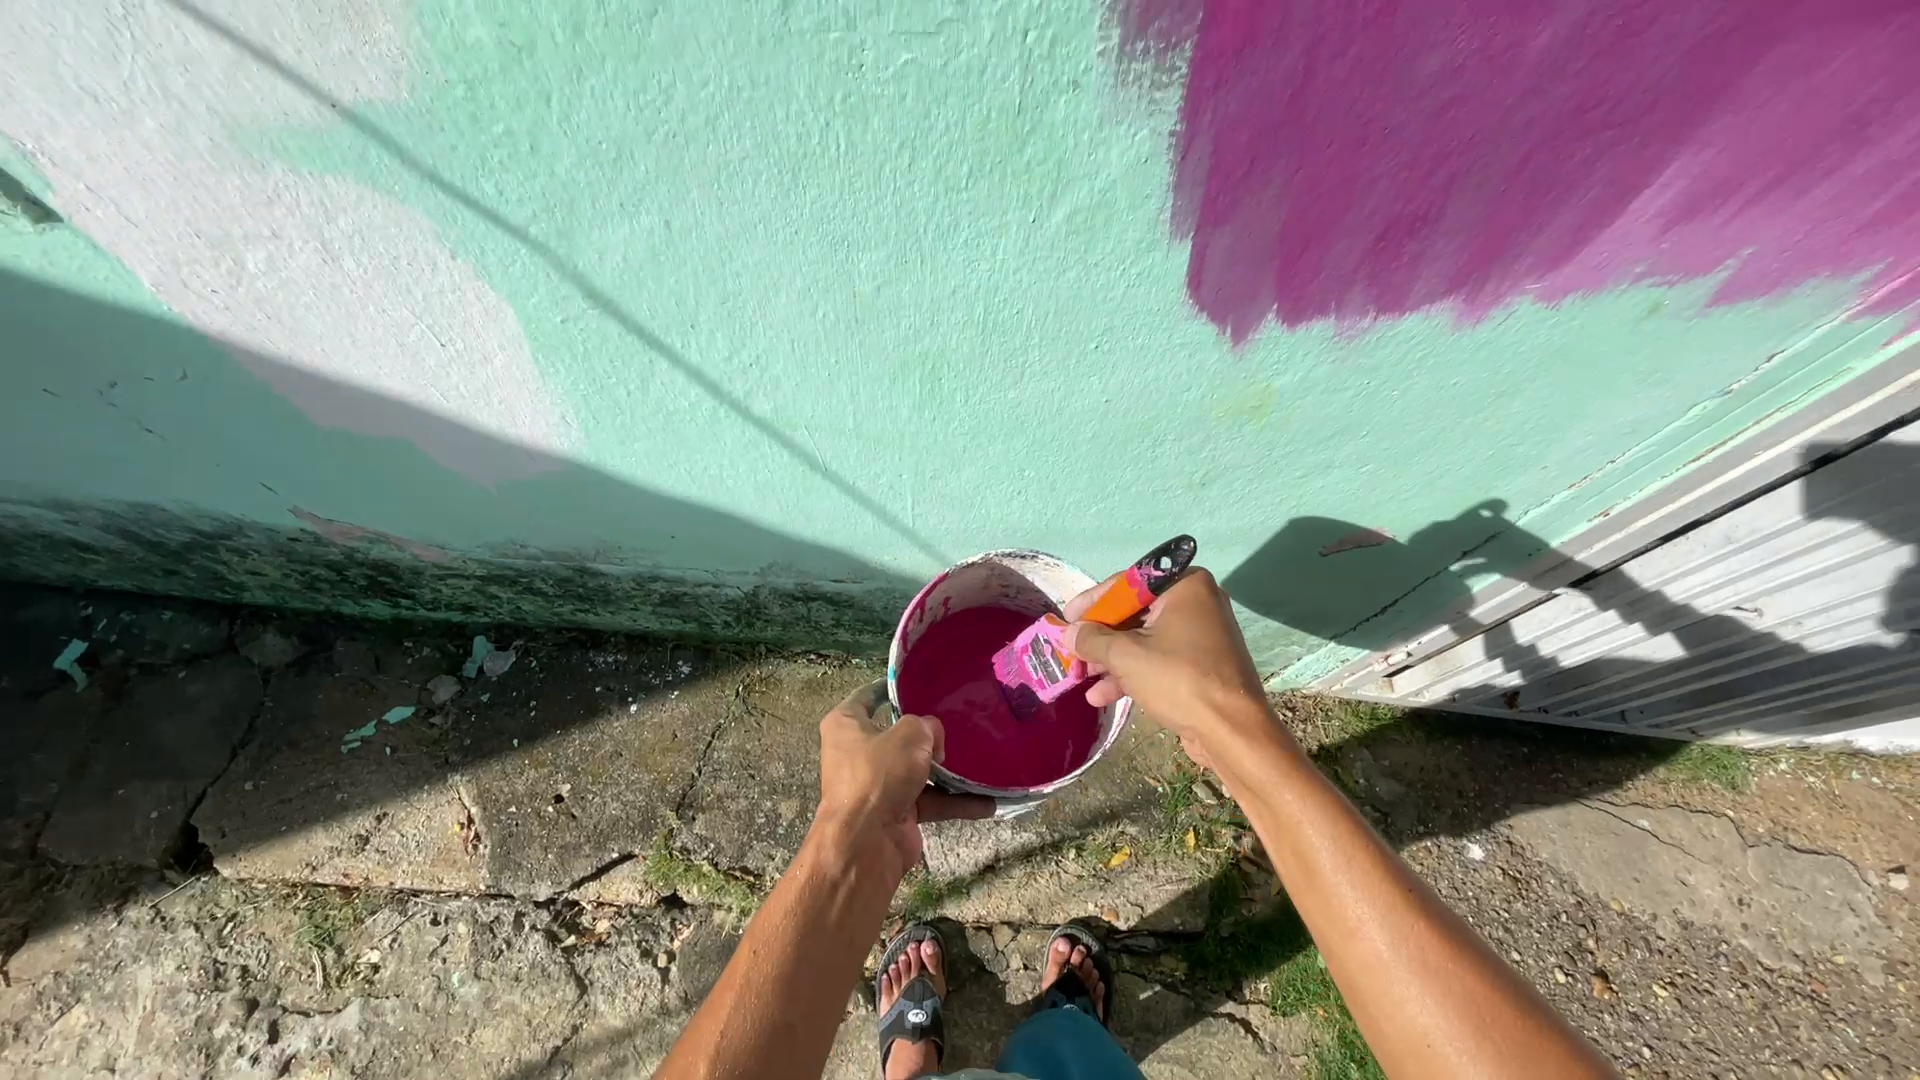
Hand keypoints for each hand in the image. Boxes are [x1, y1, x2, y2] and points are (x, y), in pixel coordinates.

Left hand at [816, 680, 993, 878]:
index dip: (892, 687)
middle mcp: (857, 752)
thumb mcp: (909, 733)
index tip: (919, 680)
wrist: (867, 841)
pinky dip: (956, 802)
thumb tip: (933, 739)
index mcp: (846, 724)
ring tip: (981, 759)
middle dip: (927, 733)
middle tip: (959, 721)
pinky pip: (931, 800)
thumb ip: (927, 725)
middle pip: (897, 734)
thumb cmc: (879, 773)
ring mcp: (877, 784)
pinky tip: (987, 802)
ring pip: (917, 770)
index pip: (868, 696)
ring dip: (949, 771)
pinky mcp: (896, 811)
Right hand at [1062, 568, 1279, 754]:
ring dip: (1111, 659)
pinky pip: (1159, 658)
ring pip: (1144, 639)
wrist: (1232, 730)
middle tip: (1073, 651)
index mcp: (1184, 585)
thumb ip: (1092, 639)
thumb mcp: (1126, 656)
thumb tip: (1068, 633)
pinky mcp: (1201, 663)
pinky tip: (1102, 695)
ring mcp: (1201, 634)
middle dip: (1101, 637)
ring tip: (1082, 678)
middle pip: (1134, 613)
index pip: (1126, 584)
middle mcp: (1196, 602)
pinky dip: (1132, 672)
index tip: (1068, 618)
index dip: (1093, 602)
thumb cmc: (1178, 679)